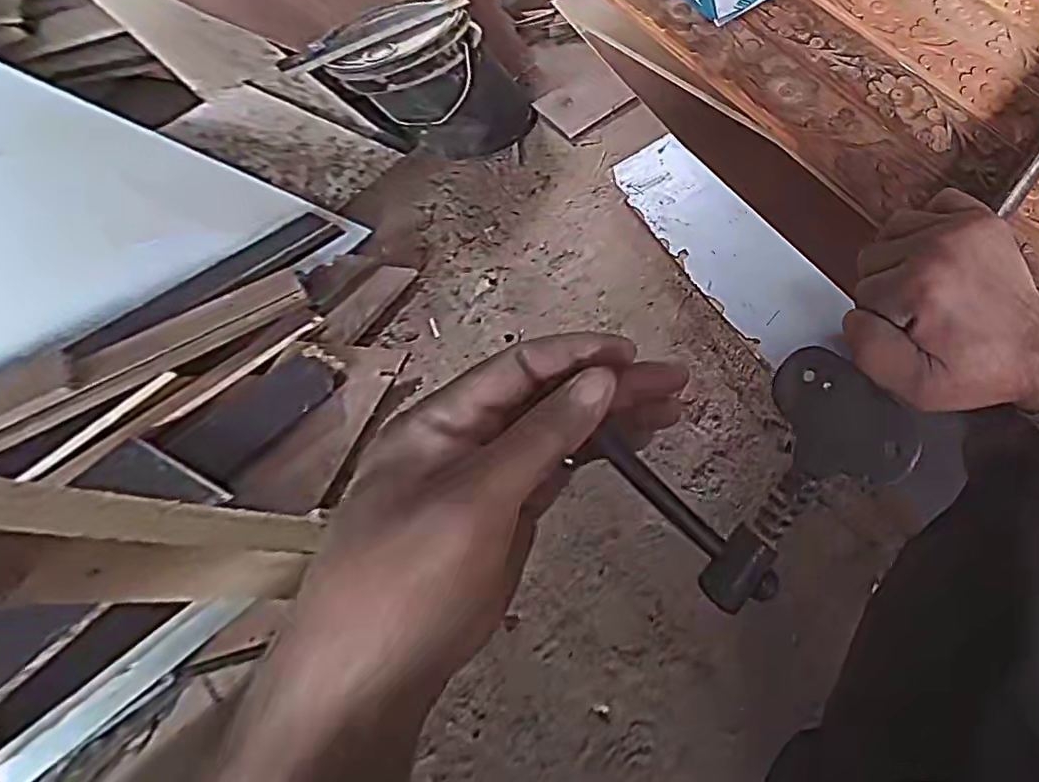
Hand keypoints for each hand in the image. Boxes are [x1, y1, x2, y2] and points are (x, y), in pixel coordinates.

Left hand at [219, 334, 685, 781]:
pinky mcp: (511, 508)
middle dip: (612, 385)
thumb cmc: (405, 583)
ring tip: (666, 409)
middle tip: (670, 381)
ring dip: (614, 416)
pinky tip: (631, 442)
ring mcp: (492, 475)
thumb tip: (600, 381)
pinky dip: (598, 450)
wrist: (368, 685)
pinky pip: (562, 463)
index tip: (630, 354)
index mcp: (443, 422)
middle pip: (551, 396)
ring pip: (563, 429)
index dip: (578, 355)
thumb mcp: (475, 501)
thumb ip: (541, 436)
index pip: (520, 369)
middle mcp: (470, 438)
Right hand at [843, 189, 1038, 412]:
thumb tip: (854, 318)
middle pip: (873, 258)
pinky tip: (940, 256)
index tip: (912, 332)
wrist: (1038, 351)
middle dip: (889, 288)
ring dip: (902, 257)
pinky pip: (931, 205)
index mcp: (921, 287)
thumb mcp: (919, 387)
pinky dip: (929, 227)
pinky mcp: (979, 217)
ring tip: (929, 285)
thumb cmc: (984, 368)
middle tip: (921, 313)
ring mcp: (961, 227)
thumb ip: (870, 353)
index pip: (863, 293)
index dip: (882, 319)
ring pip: (892, 231)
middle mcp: (939, 249)